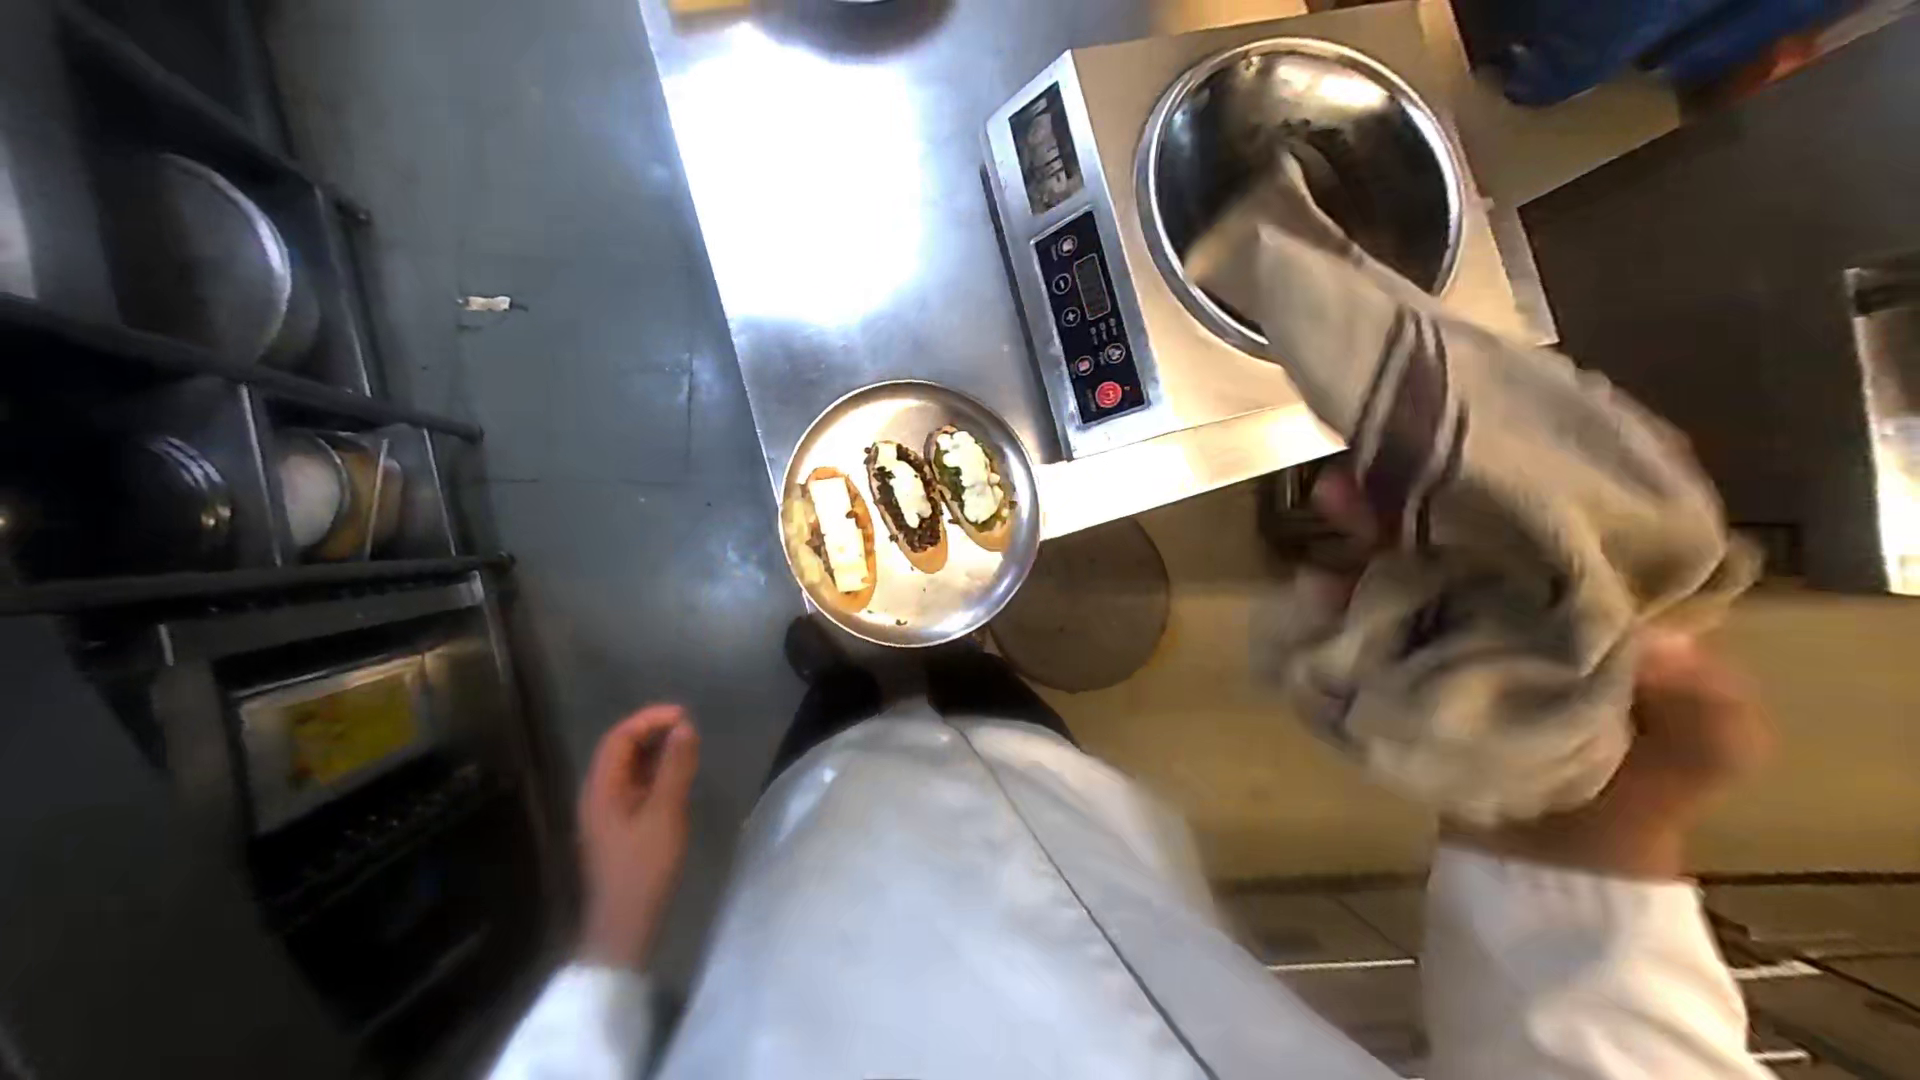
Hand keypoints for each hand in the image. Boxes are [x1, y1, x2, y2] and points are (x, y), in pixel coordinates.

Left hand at [577, 705, 699, 970]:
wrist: (627, 924)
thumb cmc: (644, 866)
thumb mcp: (665, 812)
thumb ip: (676, 767)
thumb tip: (685, 727)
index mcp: (601, 788)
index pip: (619, 738)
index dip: (649, 720)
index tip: (684, 716)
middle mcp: (600, 794)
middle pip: (622, 749)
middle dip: (654, 732)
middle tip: (690, 729)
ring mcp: (609, 811)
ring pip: (631, 767)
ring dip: (658, 751)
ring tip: (689, 747)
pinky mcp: (622, 825)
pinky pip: (638, 785)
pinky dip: (659, 772)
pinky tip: (680, 776)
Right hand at [1308, 470, 1771, 878]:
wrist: (1556, 843)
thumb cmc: (1644, 782)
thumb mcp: (1705, 744)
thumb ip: (1700, 700)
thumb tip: (1651, 642)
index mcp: (1595, 587)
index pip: (1566, 511)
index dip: (1532, 470)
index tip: (1491, 441)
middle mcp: (1517, 585)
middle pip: (1466, 520)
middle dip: (1417, 487)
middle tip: (1372, 464)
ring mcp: (1454, 613)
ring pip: (1406, 553)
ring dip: (1366, 528)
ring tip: (1331, 504)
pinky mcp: (1408, 644)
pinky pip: (1367, 609)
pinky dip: (1337, 594)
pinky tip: (1311, 586)